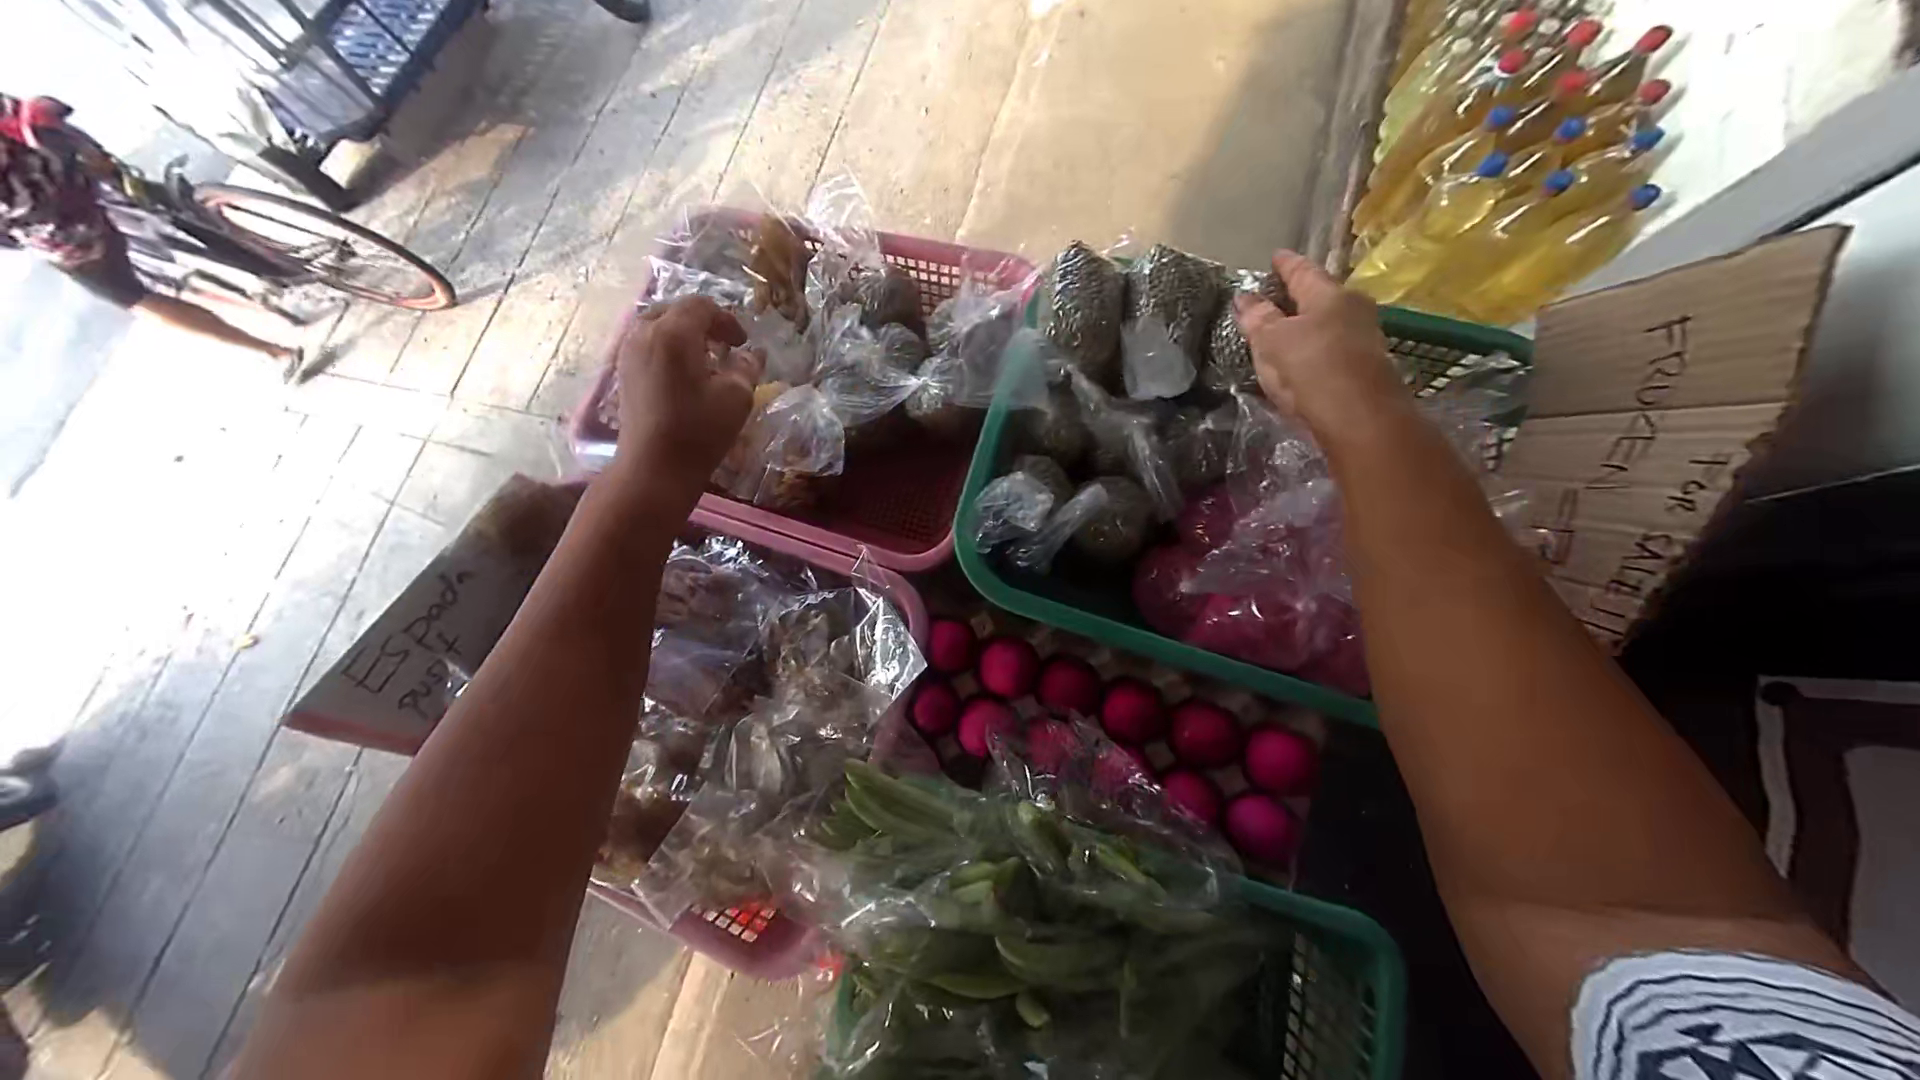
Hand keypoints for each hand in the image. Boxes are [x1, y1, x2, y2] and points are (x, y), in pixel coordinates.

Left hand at [613, 297, 762, 488]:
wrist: (654, 468)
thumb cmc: (699, 431)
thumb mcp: (736, 398)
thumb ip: (746, 368)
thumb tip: (752, 355)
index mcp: (673, 334)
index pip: (701, 306)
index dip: (727, 320)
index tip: (743, 344)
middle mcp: (644, 334)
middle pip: (675, 310)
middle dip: (703, 323)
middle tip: (725, 346)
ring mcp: (628, 352)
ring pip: (658, 326)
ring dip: (684, 335)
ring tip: (705, 360)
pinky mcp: (623, 372)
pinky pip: (647, 344)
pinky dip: (668, 348)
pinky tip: (684, 375)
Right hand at [1235, 251, 1408, 441]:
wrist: (1358, 418)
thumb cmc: (1312, 368)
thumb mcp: (1272, 341)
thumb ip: (1257, 318)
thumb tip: (1243, 297)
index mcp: (1331, 295)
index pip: (1303, 271)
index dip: (1286, 264)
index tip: (1275, 256)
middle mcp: (1353, 310)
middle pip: (1320, 296)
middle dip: (1297, 296)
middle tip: (1275, 294)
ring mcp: (1361, 340)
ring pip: (1327, 323)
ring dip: (1305, 325)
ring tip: (1281, 329)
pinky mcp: (1361, 369)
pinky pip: (1328, 349)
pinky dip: (1311, 348)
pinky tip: (1298, 359)